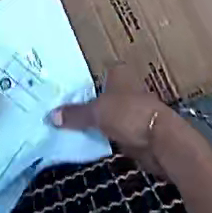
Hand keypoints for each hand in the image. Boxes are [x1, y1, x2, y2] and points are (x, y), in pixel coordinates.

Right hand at [49, 64, 179, 174]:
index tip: (66, 91)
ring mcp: (133, 108)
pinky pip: (113, 130)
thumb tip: (51, 116)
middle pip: (102, 94)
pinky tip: (89, 140)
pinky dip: (104, 135)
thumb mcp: (96, 113)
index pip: (98, 72)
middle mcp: (126, 87)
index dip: (84, 81)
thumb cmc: (128, 114)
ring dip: (96, 121)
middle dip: (87, 102)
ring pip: (108, 113)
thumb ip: (75, 114)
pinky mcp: (136, 129)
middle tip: (63, 110)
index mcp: (119, 73)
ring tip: (70, 127)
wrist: (160, 140)